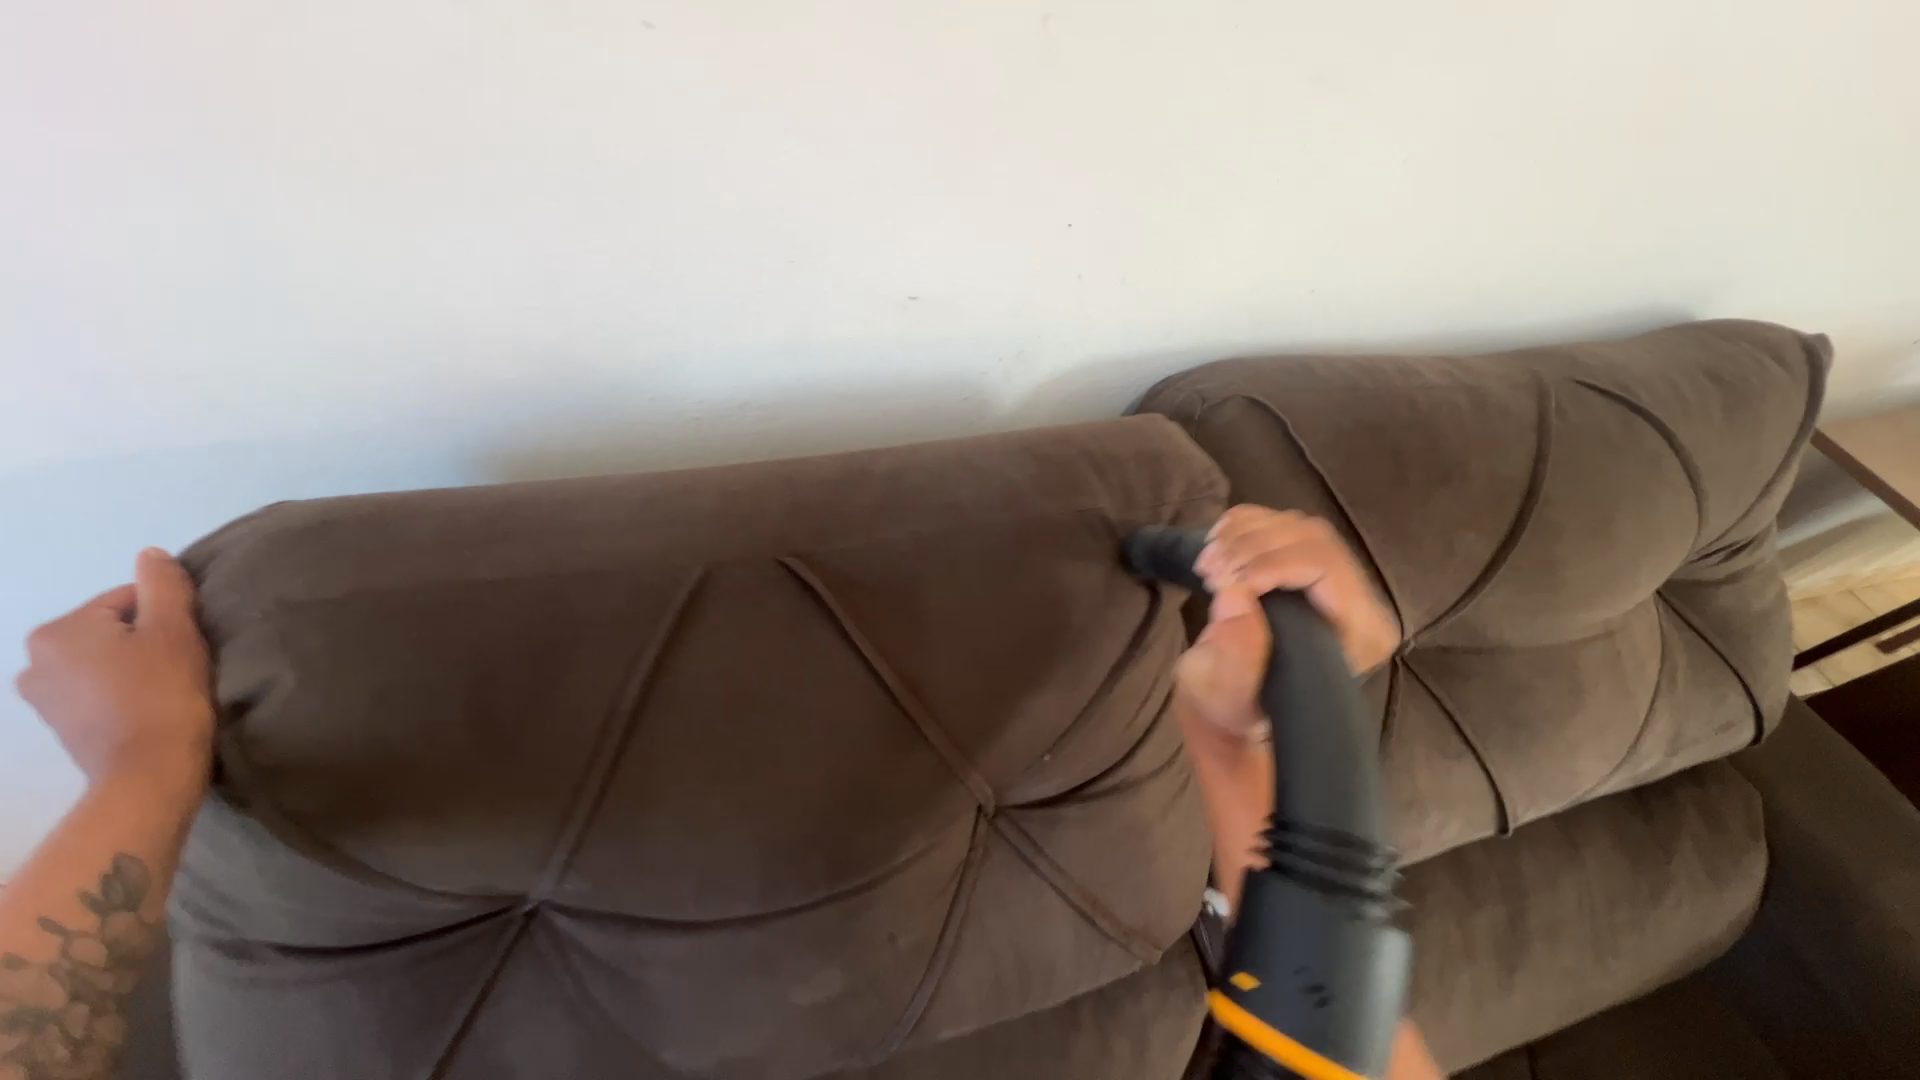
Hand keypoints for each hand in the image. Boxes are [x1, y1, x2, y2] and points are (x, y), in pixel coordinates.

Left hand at [14, 549, 214, 790]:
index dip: (169, 615)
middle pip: (112, 629)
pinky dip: (122, 689)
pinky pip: (96, 688)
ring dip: (135, 664)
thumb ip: (164, 586)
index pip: (128, 600)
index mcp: (59, 630)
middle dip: (148, 639)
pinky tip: (149, 703)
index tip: (192, 640)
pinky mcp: (58, 722)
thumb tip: (151, 554)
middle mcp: (34, 659)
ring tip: (169, 684)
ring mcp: (40, 695)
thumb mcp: (175, 630)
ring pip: (104, 659)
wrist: (150, 765)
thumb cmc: (164, 691)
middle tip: (184, 661)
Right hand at [1179, 506, 1398, 736]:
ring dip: (1241, 535)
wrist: (1226, 701)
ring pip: (1295, 526)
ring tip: (1206, 564)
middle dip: (1251, 547)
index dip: (1272, 565)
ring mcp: (1331, 576)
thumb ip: (1236, 655)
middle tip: (1208, 570)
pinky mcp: (1302, 563)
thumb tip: (1234, 596)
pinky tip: (1215, 542)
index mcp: (1360, 636)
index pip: (1329, 569)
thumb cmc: (1231, 705)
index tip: (1224, 582)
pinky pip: (1278, 521)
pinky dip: (1241, 523)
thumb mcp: (1226, 695)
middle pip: (1313, 539)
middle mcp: (1359, 600)